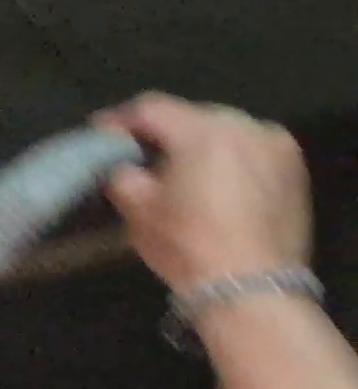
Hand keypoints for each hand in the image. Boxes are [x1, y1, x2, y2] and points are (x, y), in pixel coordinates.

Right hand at [96, 92, 311, 297]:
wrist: (248, 279)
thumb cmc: (183, 240)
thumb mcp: (135, 207)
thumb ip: (123, 173)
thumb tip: (119, 162)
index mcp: (204, 134)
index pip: (152, 108)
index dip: (118, 118)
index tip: (97, 132)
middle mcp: (246, 128)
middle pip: (192, 113)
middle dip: (159, 128)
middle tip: (131, 150)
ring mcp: (275, 146)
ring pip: (223, 128)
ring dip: (191, 140)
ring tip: (168, 163)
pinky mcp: (291, 167)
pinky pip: (247, 146)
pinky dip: (220, 153)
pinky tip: (203, 176)